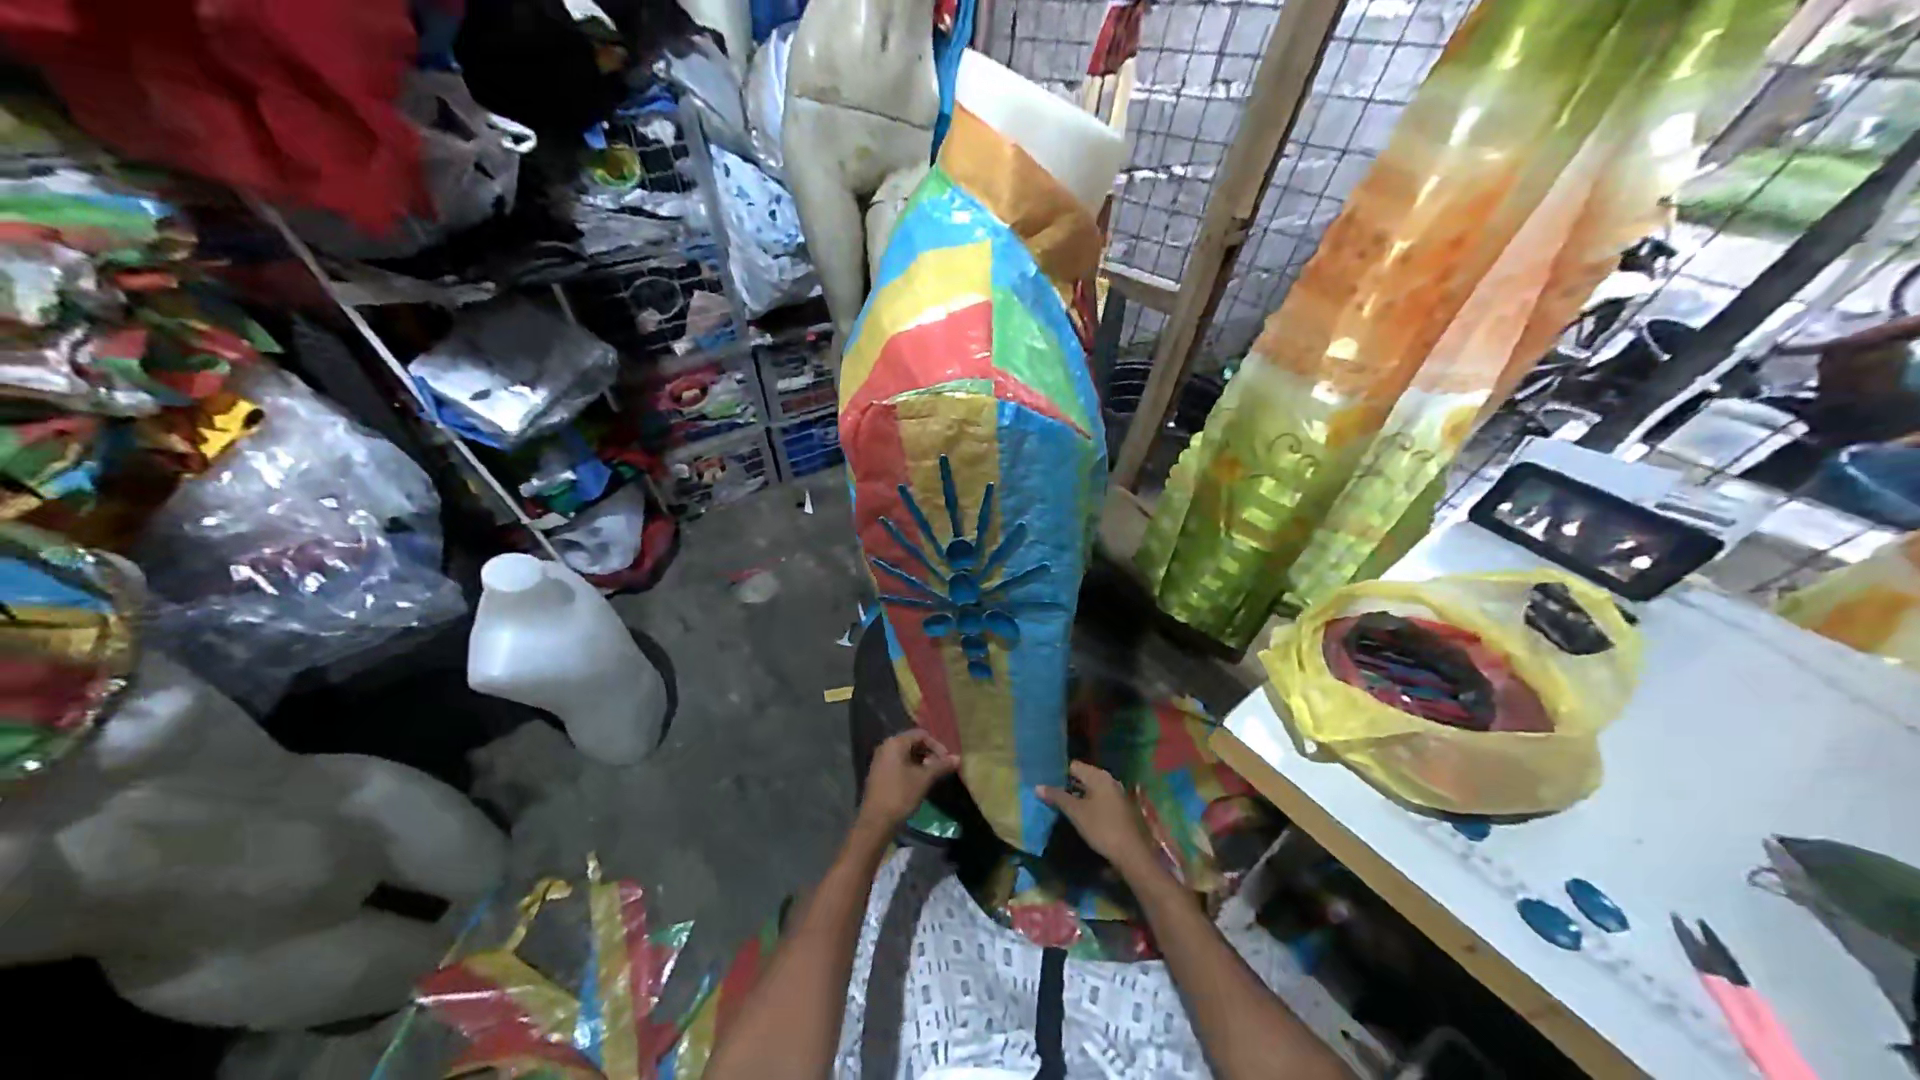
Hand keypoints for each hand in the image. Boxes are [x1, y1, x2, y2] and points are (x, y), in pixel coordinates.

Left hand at [858, 730, 959, 830]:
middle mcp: (886, 747)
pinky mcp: (880, 773)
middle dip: (930, 753)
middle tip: (941, 768)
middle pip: (913, 743)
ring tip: (932, 775)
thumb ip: (941, 766)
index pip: (921, 735)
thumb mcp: (924, 779)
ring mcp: (881, 760)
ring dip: (922, 762)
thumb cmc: (900, 795)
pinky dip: (912, 768)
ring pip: (907, 754)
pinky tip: (920, 781)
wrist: (876, 821)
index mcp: (895, 743)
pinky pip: (899, 763)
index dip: (937, 746)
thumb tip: (958, 758)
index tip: (947, 760)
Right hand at [1037, 762, 1159, 878]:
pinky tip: (1076, 812)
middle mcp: (1109, 780)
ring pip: (1090, 789)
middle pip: (1082, 776)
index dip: (1058, 772)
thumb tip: (1038, 786)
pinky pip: (1098, 799)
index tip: (1043, 780)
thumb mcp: (1076, 812)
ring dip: (1076, 794)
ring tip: (1057, 802)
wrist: (1131, 853)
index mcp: (1099, 776)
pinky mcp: (1118, 808)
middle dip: (1065, 784)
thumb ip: (1057, 797)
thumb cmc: (1101, 827)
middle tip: (1047, 792)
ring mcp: (1115, 794)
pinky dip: (1086, 802)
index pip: (1073, 766)